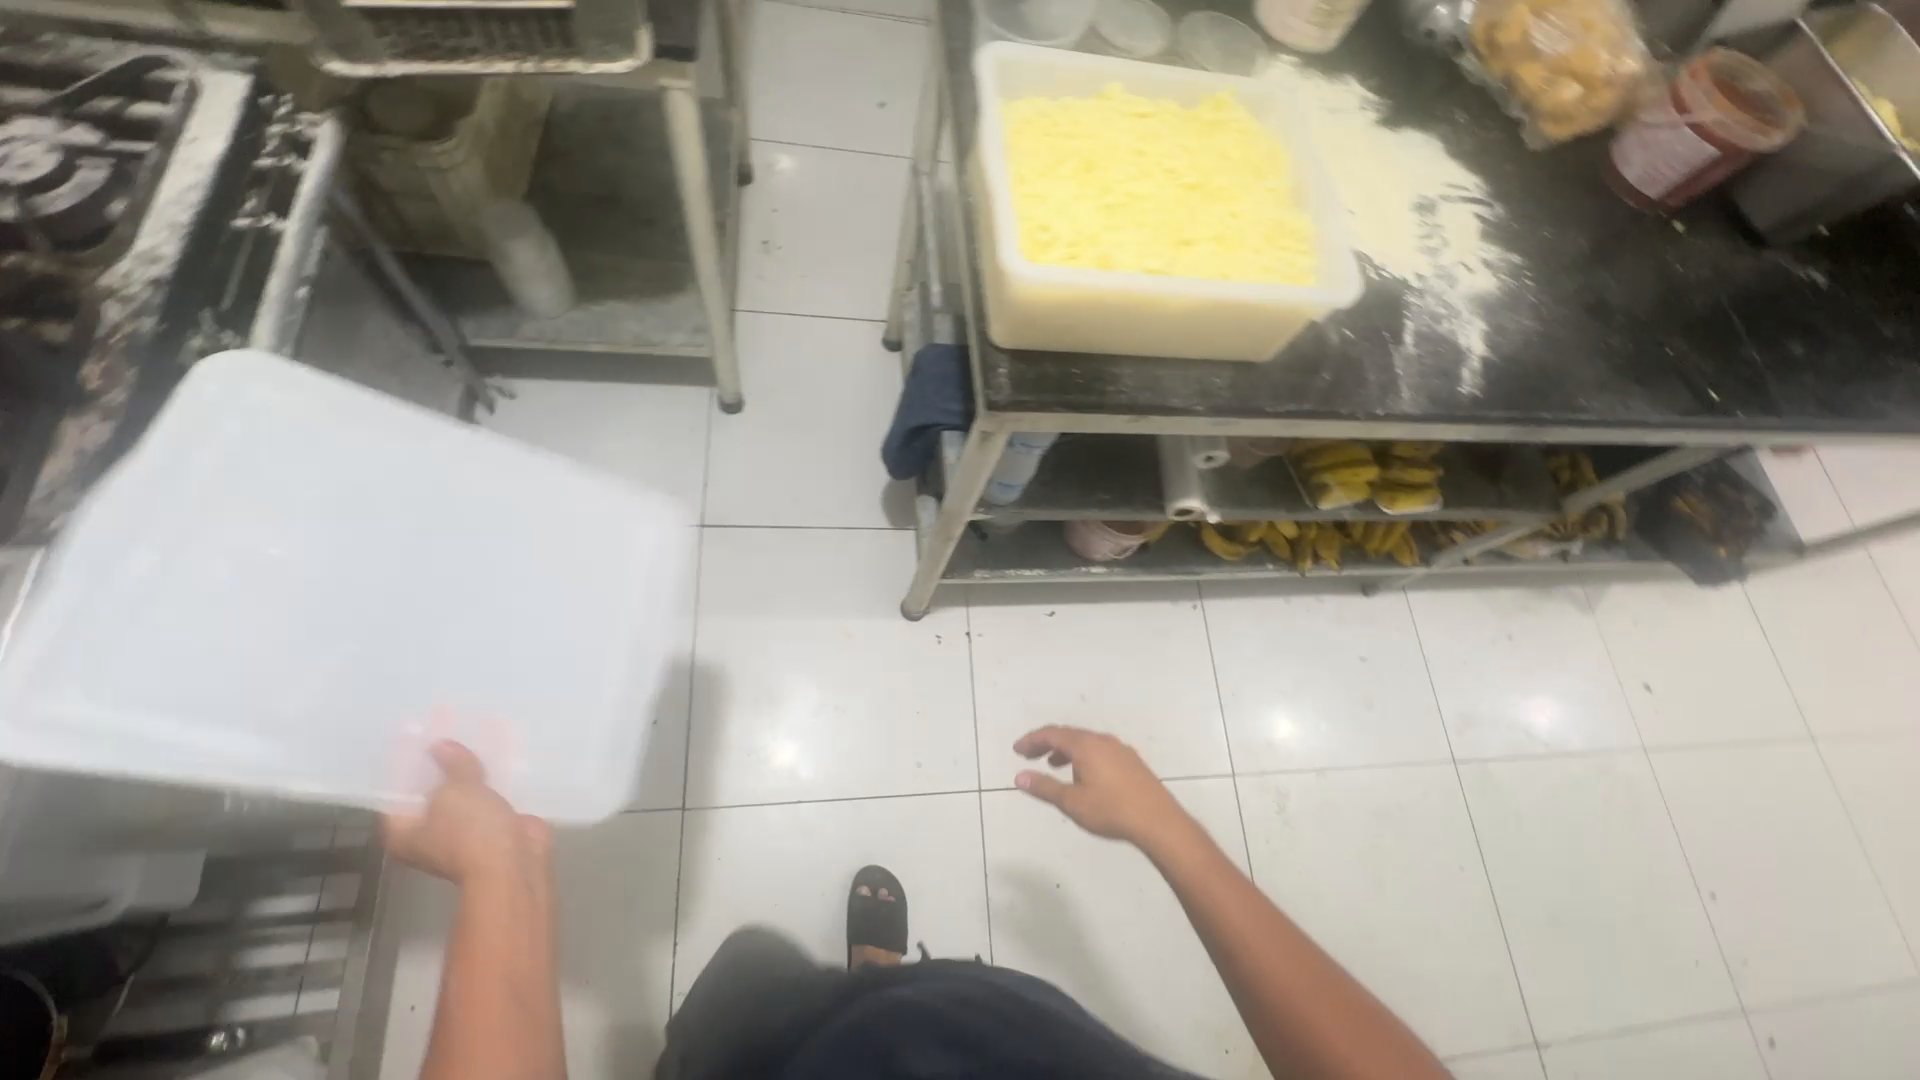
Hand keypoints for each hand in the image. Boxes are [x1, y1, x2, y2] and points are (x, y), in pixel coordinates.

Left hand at [383, 740, 549, 884]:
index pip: (397, 793)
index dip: (407, 766)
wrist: (513, 862)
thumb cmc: (470, 831)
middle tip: (450, 734)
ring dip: (471, 777)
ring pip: (463, 798)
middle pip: (430, 794)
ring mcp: (461, 833)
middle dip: (442, 768)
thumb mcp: (457, 790)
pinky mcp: (491, 830)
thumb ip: (452, 765)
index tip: (418, 739)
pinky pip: (488, 802)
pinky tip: (502, 763)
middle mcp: (427, 835)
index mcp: (403, 832)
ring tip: (478, 741)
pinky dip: (494, 787)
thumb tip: (441, 745)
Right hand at [1013, 726, 1194, 850]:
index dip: (1032, 740)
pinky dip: (1083, 757)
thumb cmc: (1111, 810)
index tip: (1017, 749)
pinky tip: (1083, 776)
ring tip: (1053, 766)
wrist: (1159, 822)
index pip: (1052, 734)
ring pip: (1086, 743)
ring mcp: (1120, 750)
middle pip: (1069, 735)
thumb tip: (1019, 777)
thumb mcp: (1072, 802)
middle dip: (1046, 743)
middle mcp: (1103, 741)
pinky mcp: (1132, 762)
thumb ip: (1044, 787)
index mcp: (1086, 745)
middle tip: (1029, 756)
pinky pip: (1099, 751)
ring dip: (1065, 751)